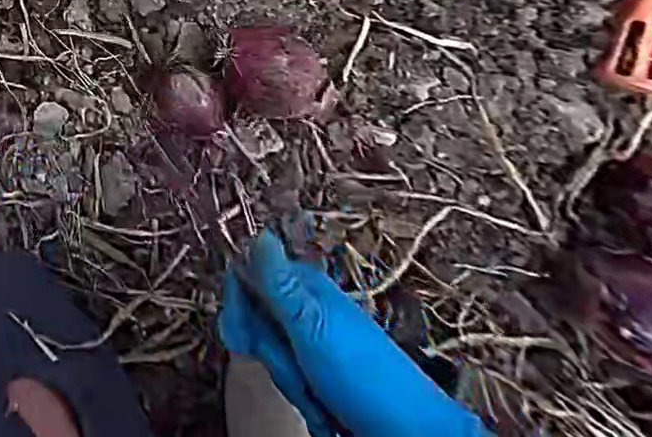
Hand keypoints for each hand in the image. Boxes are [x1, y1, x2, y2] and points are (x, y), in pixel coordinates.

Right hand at [219, 232, 488, 436]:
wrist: (413, 436)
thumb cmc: (370, 381)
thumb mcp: (313, 327)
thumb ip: (279, 282)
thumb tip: (258, 234)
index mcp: (305, 286)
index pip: (247, 275)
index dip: (237, 306)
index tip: (239, 336)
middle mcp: (308, 308)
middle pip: (256, 317)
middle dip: (268, 351)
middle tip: (293, 368)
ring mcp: (314, 341)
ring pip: (272, 351)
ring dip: (287, 380)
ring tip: (316, 395)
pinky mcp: (321, 372)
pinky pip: (290, 379)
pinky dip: (302, 399)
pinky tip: (321, 409)